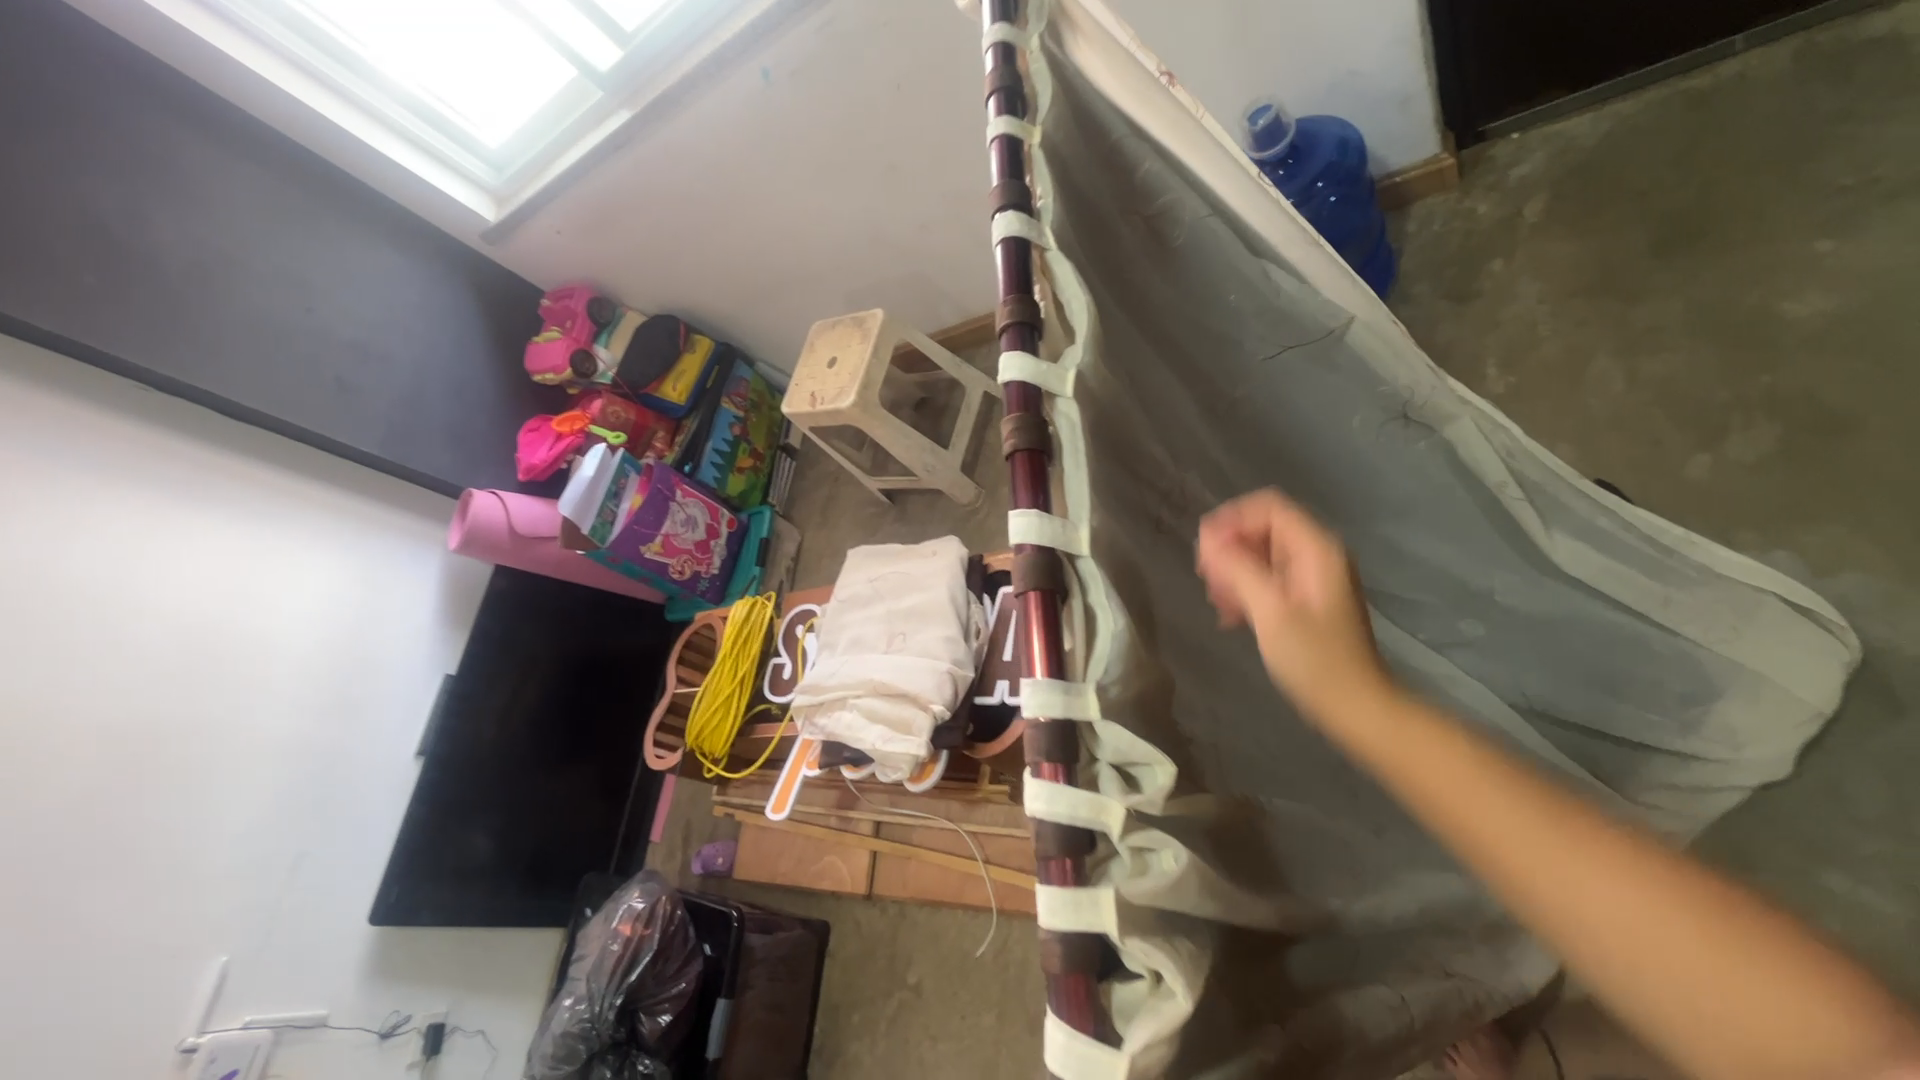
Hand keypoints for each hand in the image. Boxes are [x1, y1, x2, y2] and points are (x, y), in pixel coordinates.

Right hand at [1195, 489, 1392, 719]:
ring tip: (1216, 601)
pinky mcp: (1306, 601)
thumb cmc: (1314, 660)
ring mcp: (1313, 579)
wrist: (1357, 706)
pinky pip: (1269, 579)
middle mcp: (1317, 555)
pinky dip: (1246, 590)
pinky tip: (1230, 616)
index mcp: (1316, 549)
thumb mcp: (1271, 611)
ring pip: (1262, 556)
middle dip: (1230, 548)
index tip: (1203, 548)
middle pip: (1263, 530)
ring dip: (1233, 571)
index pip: (1268, 508)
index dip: (1231, 520)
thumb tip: (1208, 540)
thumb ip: (1238, 569)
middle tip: (1205, 578)